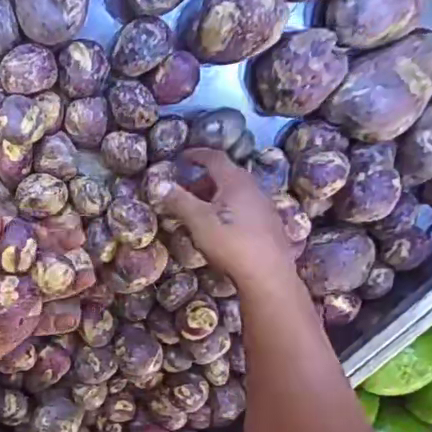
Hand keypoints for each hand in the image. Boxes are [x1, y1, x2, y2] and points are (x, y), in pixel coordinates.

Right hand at [153, 148, 297, 293]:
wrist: (268, 276)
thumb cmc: (231, 243)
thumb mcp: (198, 221)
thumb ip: (179, 201)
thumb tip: (160, 183)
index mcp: (236, 182)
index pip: (215, 158)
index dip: (197, 154)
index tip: (182, 157)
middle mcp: (254, 188)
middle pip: (226, 175)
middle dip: (203, 181)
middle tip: (186, 193)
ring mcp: (265, 207)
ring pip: (236, 193)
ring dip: (216, 197)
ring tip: (200, 213)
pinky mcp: (270, 226)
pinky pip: (244, 208)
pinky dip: (228, 210)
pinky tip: (221, 229)